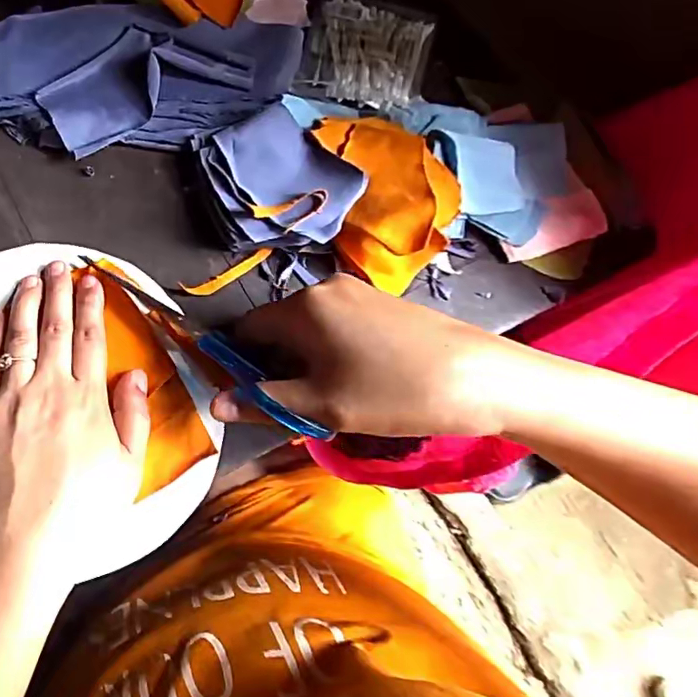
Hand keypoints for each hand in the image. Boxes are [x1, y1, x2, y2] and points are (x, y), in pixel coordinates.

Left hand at [0, 262, 150, 585]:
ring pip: (19, 336)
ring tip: (30, 279)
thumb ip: (133, 416)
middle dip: (58, 291)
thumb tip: (133, 375)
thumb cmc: (77, 512)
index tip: (91, 282)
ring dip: (25, 302)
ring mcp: (11, 397)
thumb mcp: (126, 468)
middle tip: (60, 267)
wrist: (20, 542)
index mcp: (87, 400)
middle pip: (54, 327)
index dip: (91, 305)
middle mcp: (48, 389)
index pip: (90, 338)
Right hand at [209, 274, 533, 437]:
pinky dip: (331, 353)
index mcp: (302, 306)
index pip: (246, 330)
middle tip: (296, 408)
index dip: (239, 365)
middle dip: (276, 367)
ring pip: (308, 330)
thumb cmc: (394, 392)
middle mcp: (323, 288)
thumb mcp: (322, 405)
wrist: (482, 378)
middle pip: (277, 328)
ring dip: (305, 363)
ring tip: (330, 400)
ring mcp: (355, 291)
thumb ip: (265, 401)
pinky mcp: (380, 301)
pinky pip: (336, 325)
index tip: (252, 399)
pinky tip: (357, 382)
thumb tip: (215, 403)